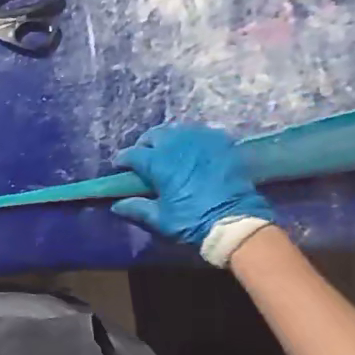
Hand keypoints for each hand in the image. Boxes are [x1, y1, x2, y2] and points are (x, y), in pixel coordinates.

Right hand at [111, 123, 276, 266]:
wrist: (238, 224)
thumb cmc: (194, 222)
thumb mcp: (161, 220)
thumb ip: (137, 209)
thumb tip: (117, 205)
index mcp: (159, 163)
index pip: (133, 154)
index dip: (123, 160)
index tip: (121, 167)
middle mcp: (178, 146)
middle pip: (154, 135)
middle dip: (145, 144)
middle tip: (144, 158)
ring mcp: (202, 142)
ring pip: (178, 130)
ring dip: (168, 139)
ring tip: (168, 151)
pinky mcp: (223, 144)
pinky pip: (202, 132)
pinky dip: (192, 138)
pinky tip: (193, 149)